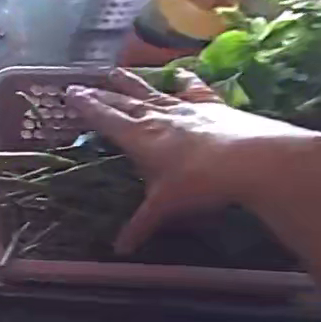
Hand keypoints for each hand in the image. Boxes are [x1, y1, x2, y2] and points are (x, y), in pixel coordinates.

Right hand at [66, 68, 320, 252]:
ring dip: (131, 82)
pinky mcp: (211, 106)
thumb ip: (141, 224)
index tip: (70, 92)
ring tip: (116, 71)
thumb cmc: (198, 183)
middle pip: (123, 102)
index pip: (105, 118)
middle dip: (101, 94)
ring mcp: (185, 108)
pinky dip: (185, 81)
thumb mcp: (165, 206)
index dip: (86, 106)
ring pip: (151, 92)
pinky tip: (181, 73)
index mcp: (139, 137)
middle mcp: (157, 117)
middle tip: (83, 83)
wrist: (250, 160)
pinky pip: (193, 89)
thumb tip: (119, 250)